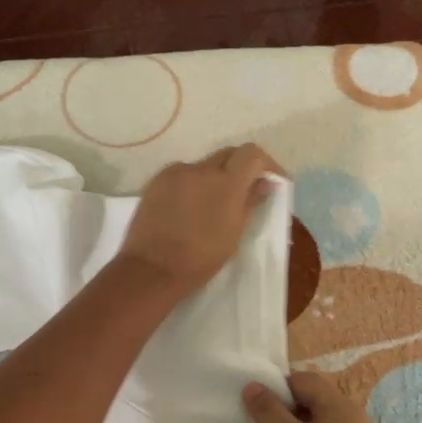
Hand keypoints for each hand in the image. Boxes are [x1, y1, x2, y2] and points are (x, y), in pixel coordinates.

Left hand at [116, 144, 280, 294]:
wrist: (152, 269)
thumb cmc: (200, 259)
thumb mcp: (234, 232)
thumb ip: (250, 201)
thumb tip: (267, 182)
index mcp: (226, 183)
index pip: (251, 153)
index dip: (265, 164)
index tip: (269, 181)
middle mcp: (200, 169)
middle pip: (227, 155)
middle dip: (240, 169)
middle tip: (244, 192)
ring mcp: (175, 172)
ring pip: (203, 166)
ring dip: (213, 178)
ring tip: (211, 206)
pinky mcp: (156, 180)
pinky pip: (181, 175)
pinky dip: (191, 185)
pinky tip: (188, 208)